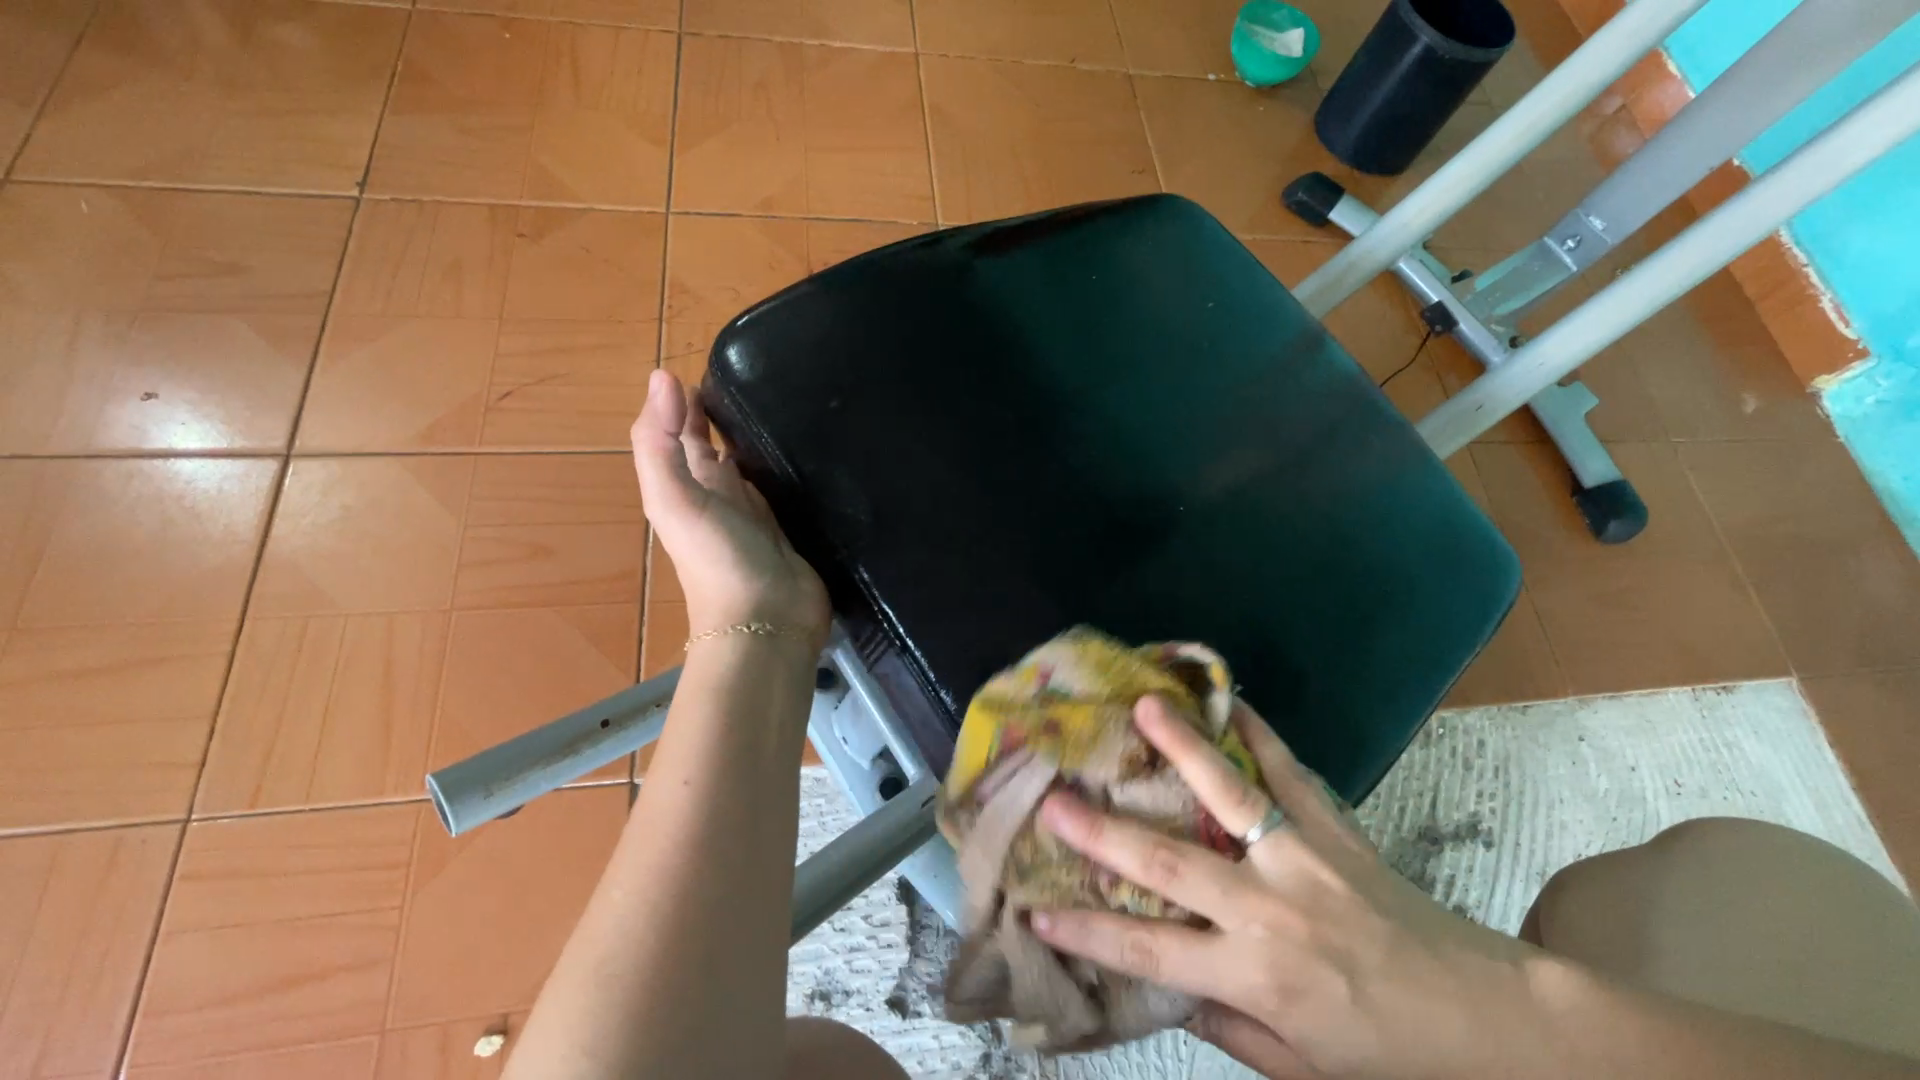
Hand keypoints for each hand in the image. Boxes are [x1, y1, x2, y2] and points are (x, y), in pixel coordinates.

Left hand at [631, 370, 829, 646]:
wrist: (767, 621)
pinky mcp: (794, 523)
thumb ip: (659, 442)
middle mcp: (721, 491)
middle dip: (732, 407)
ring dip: (767, 431)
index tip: (724, 358)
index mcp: (688, 482)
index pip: (681, 427)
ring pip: (758, 458)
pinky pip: (790, 482)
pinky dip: (796, 460)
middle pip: (721, 439)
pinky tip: (817, 441)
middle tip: (769, 368)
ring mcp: (760, 509)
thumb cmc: (718, 560)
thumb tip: (662, 375)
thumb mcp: (675, 499)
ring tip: (797, 393)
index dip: (690, 396)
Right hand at [1031, 697, 1539, 1079]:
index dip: (1090, 934)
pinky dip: (1259, 737)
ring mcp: (1305, 861)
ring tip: (1146, 706)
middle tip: (1054, 800)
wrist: (1491, 1016)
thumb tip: (1164, 986)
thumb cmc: (1387, 1053)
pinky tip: (1231, 703)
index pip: (1152, 953)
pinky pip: (1292, 776)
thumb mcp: (1299, 1066)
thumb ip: (1226, 1025)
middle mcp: (1270, 911)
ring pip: (1231, 798)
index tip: (1035, 915)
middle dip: (1104, 834)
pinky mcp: (1337, 833)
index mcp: (1256, 976)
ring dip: (1185, 749)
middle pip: (1170, 866)